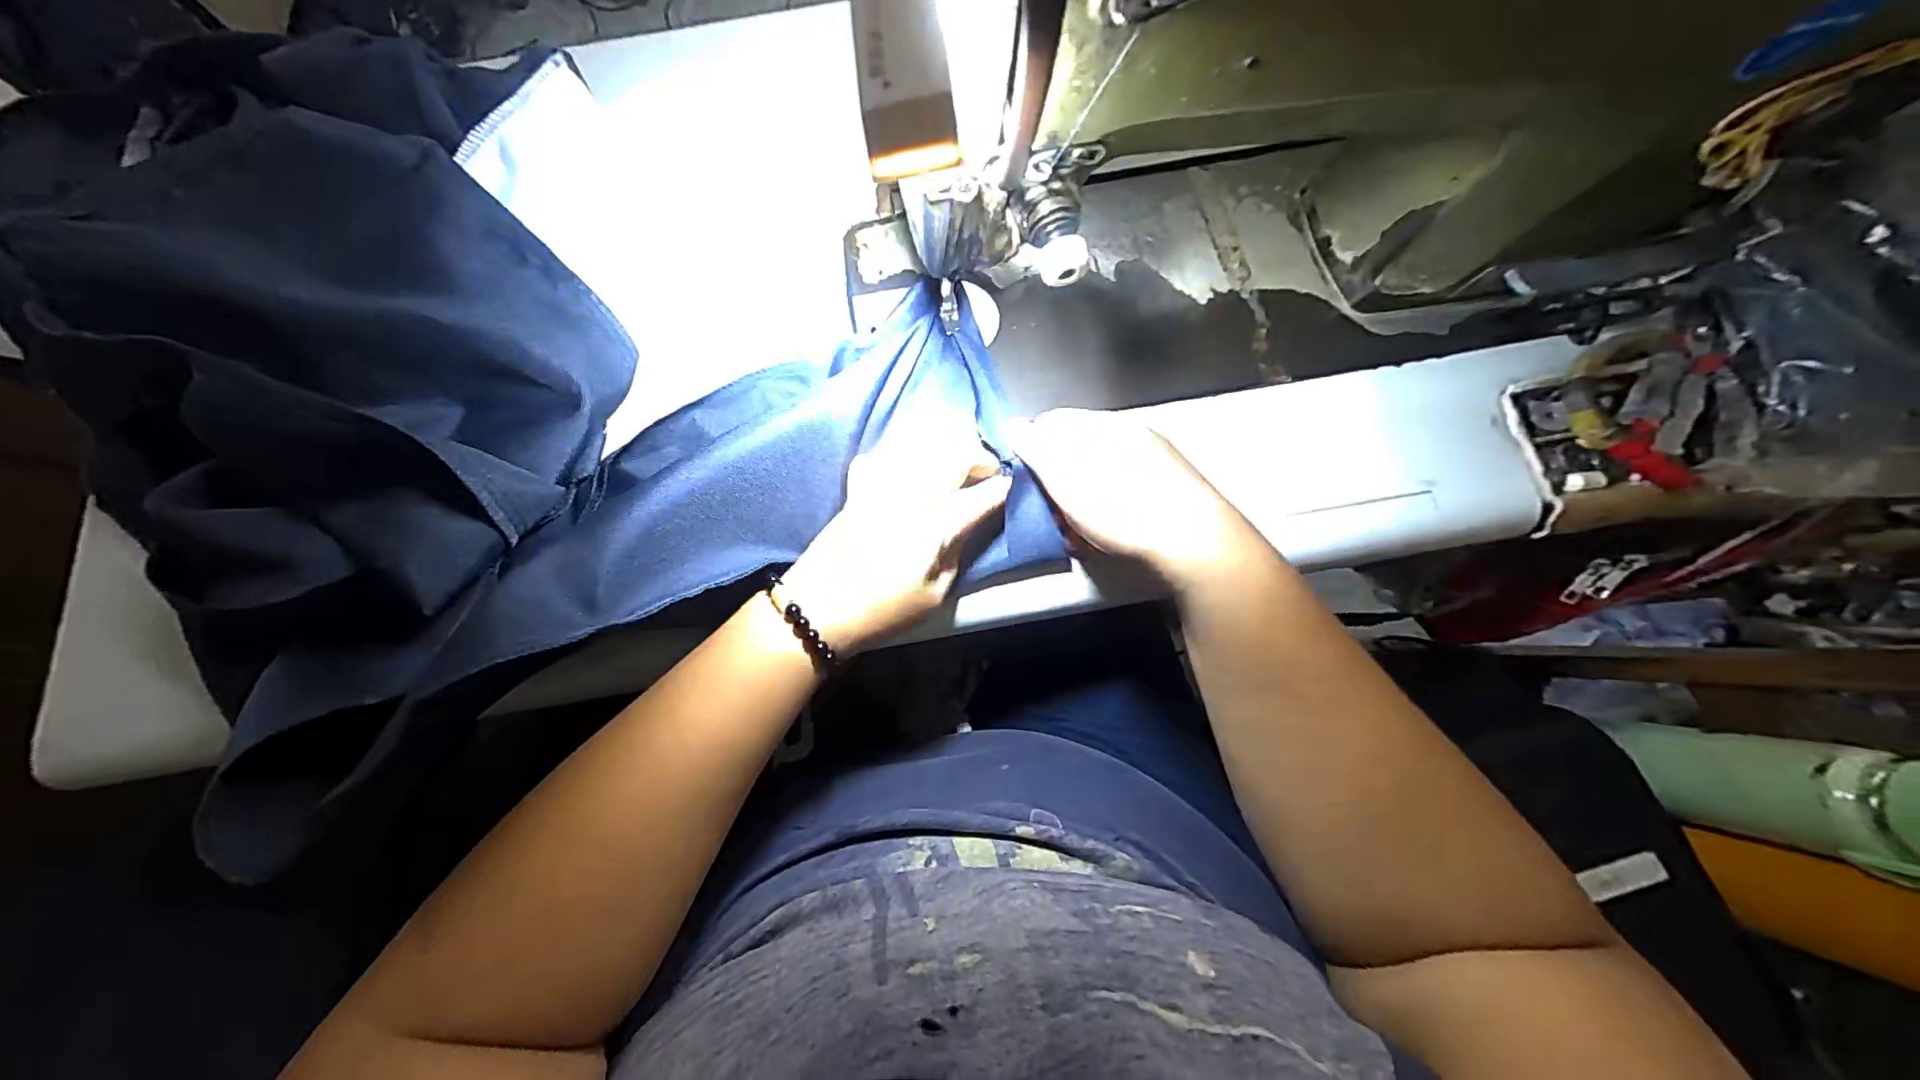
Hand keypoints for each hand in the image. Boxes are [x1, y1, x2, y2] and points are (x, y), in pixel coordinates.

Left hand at [778, 419, 1011, 654]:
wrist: (818, 606)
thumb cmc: (883, 609)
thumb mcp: (936, 593)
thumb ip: (959, 550)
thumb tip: (972, 523)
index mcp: (937, 521)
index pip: (985, 493)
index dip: (1006, 488)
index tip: (1015, 489)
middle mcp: (913, 491)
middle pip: (956, 453)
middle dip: (980, 457)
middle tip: (987, 472)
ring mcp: (883, 483)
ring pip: (924, 445)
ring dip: (947, 449)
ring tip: (955, 467)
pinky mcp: (859, 486)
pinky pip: (887, 454)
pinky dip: (904, 455)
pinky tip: (907, 472)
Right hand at [1009, 408, 1274, 593]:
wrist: (1193, 542)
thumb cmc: (1123, 509)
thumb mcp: (1066, 480)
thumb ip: (1037, 450)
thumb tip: (1014, 425)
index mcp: (1104, 425)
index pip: (1053, 421)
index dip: (1031, 448)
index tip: (1023, 479)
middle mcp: (1130, 433)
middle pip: (1076, 448)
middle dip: (1056, 480)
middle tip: (1049, 512)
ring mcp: (1153, 459)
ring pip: (1099, 472)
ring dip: (1079, 499)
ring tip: (1076, 530)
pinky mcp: (1168, 487)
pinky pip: (1122, 489)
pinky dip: (1106, 507)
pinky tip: (1105, 533)